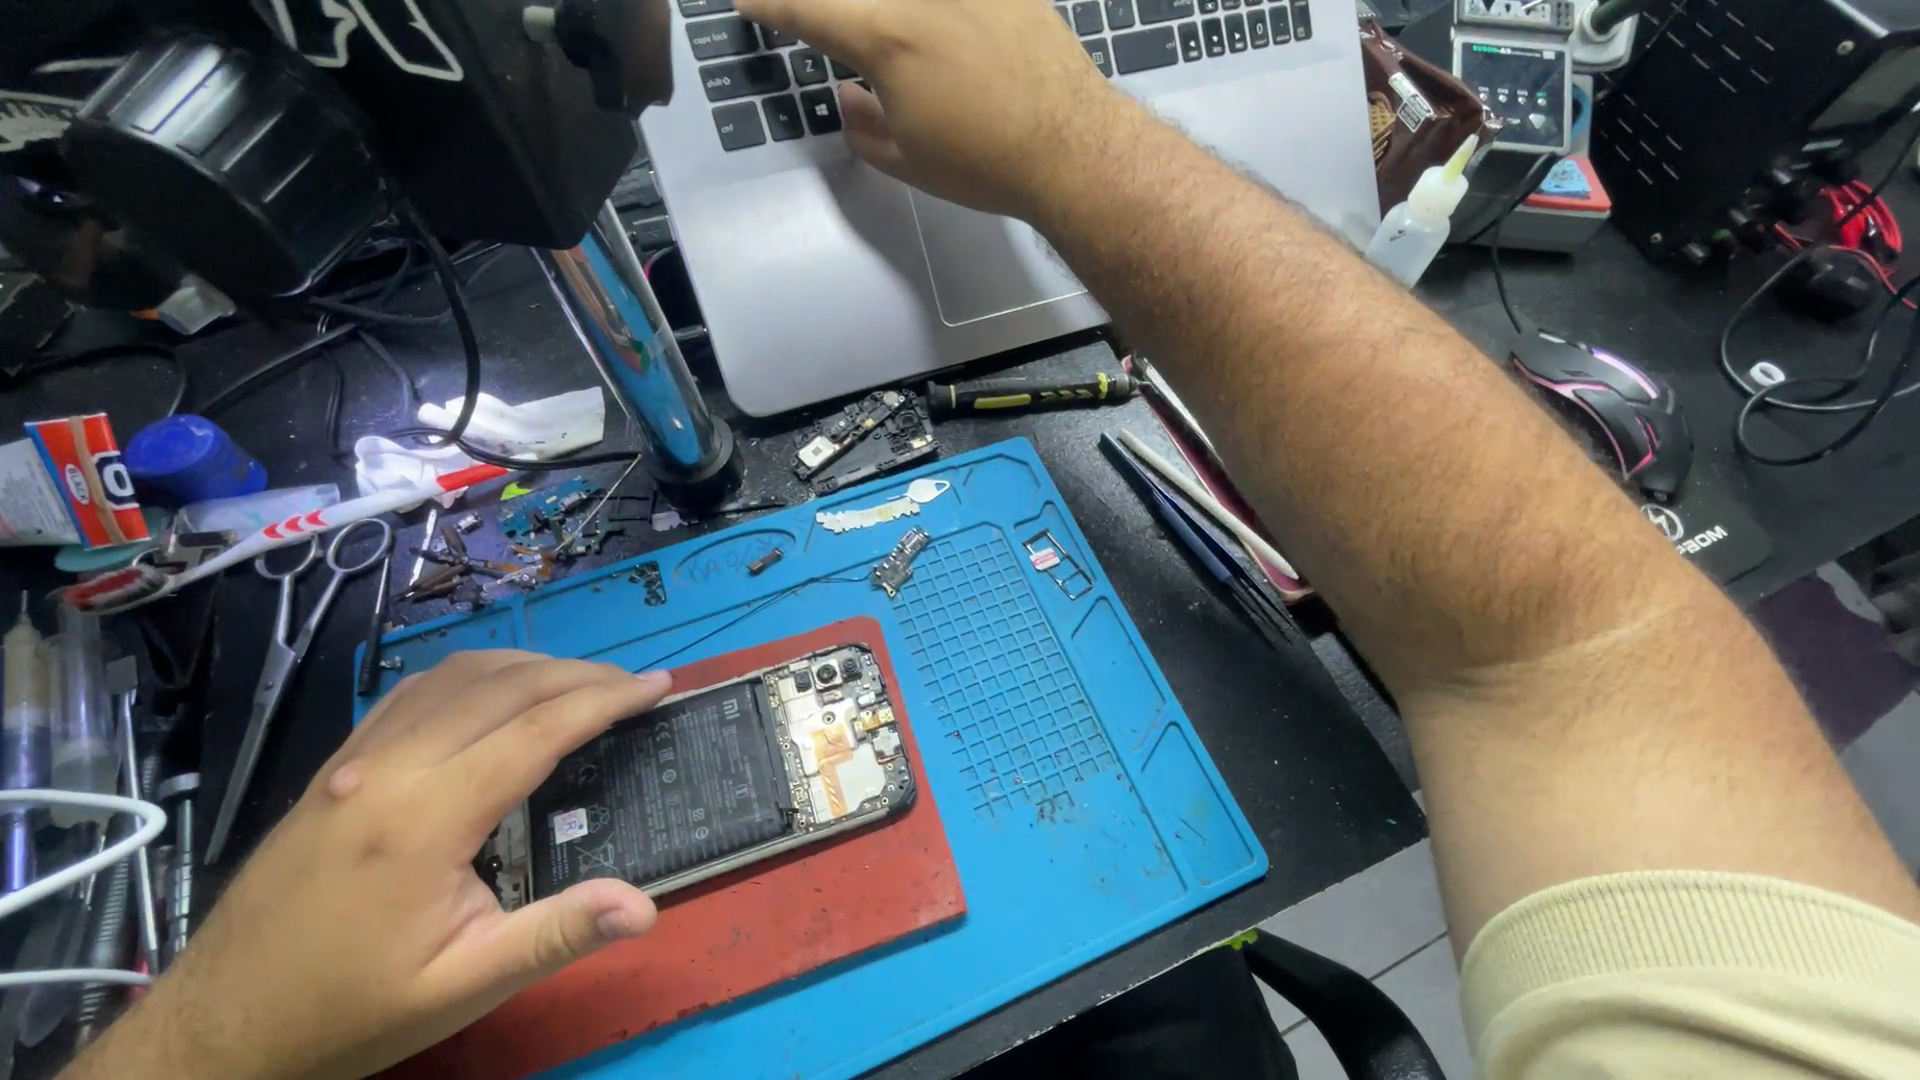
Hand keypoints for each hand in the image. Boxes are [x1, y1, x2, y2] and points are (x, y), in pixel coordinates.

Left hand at [65, 651, 672, 1079]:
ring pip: (460, 675)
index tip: (658, 684)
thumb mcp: (461, 987)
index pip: (538, 731)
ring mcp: (356, 758)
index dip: (606, 700)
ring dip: (532, 666)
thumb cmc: (348, 1009)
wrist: (214, 1030)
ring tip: (582, 680)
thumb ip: (555, 936)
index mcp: (425, 818)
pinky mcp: (337, 762)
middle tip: (635, 683)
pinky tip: (500, 688)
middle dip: (581, 674)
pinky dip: (476, 673)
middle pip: (506, 688)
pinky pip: (416, 690)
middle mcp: (390, 767)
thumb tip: (644, 907)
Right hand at [735, 0, 1137, 217]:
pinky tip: (936, 27)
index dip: (770, 3)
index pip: (808, 8)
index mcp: (885, 37)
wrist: (1070, 150)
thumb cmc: (984, 166)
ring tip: (882, 32)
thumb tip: (846, 97)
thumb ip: (862, 127)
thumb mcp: (908, 162)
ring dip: (879, 9)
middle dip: (824, 1)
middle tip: (819, 17)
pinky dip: (929, 12)